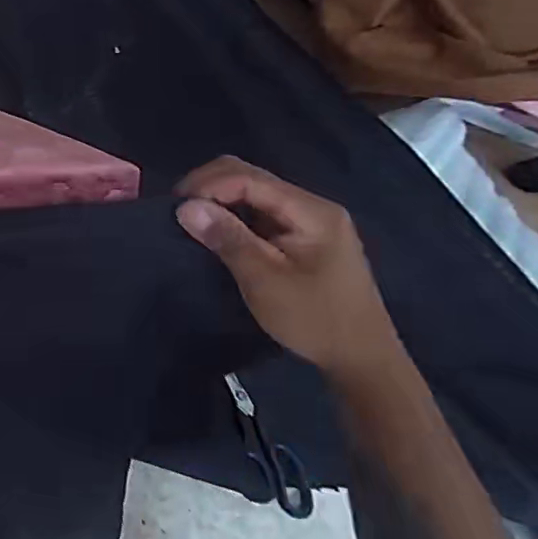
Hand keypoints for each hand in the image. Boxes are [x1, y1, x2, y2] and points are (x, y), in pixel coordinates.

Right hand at [176, 156, 402, 377]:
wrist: (362, 360)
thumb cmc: (315, 321)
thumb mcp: (265, 281)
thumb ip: (227, 239)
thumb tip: (184, 207)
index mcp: (310, 210)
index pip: (250, 178)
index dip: (208, 185)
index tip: (175, 206)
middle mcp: (311, 206)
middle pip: (252, 178)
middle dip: (211, 187)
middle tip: (178, 211)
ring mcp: (309, 221)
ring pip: (254, 195)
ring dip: (220, 202)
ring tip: (190, 221)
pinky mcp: (302, 238)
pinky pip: (261, 214)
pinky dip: (234, 217)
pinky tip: (216, 232)